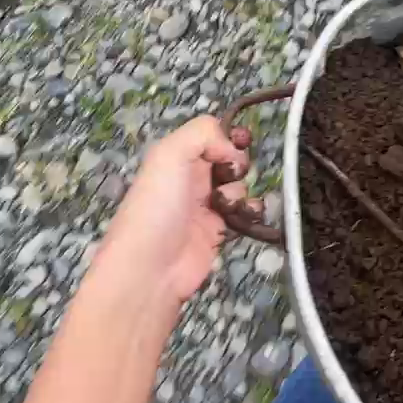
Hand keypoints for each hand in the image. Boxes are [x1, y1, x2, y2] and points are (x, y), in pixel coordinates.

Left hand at [100, 115, 254, 304]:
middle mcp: (192, 177)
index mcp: (177, 156)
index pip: (211, 133)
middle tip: (231, 171)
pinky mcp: (220, 230)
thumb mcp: (169, 154)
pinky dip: (251, 211)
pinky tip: (244, 215)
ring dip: (241, 189)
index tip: (241, 139)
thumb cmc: (157, 206)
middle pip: (229, 157)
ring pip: (240, 184)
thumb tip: (232, 149)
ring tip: (227, 204)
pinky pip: (245, 211)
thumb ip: (204, 133)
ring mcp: (207, 205)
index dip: (229, 133)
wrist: (151, 270)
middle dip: (238, 160)